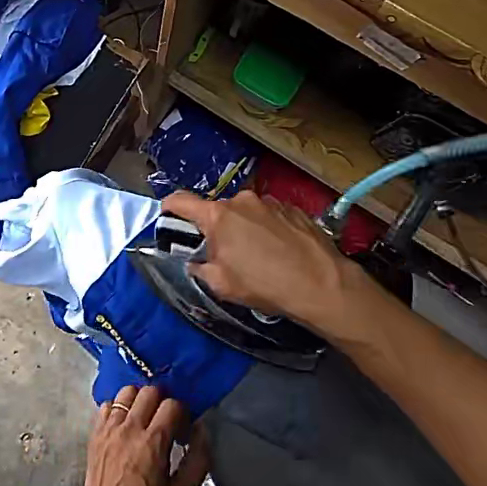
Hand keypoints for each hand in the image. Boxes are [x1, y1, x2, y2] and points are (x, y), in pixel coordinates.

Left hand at [68, 385, 209, 485]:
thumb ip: (198, 458)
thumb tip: (202, 431)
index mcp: (152, 444)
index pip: (173, 404)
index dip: (184, 414)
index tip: (185, 432)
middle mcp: (128, 432)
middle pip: (149, 391)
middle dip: (163, 401)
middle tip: (168, 422)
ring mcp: (107, 434)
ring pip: (126, 393)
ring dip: (140, 401)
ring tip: (147, 420)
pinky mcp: (94, 441)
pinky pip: (106, 408)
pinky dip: (118, 410)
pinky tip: (126, 427)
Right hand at [162, 190, 372, 333]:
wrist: (319, 282)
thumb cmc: (265, 284)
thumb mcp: (222, 285)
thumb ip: (200, 268)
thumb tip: (196, 261)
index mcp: (219, 216)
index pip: (182, 201)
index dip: (170, 207)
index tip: (167, 215)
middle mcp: (243, 200)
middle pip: (219, 211)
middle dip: (217, 230)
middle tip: (226, 256)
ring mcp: (271, 202)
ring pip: (247, 214)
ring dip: (246, 229)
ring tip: (259, 257)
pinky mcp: (293, 208)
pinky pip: (271, 216)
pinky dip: (269, 229)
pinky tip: (280, 251)